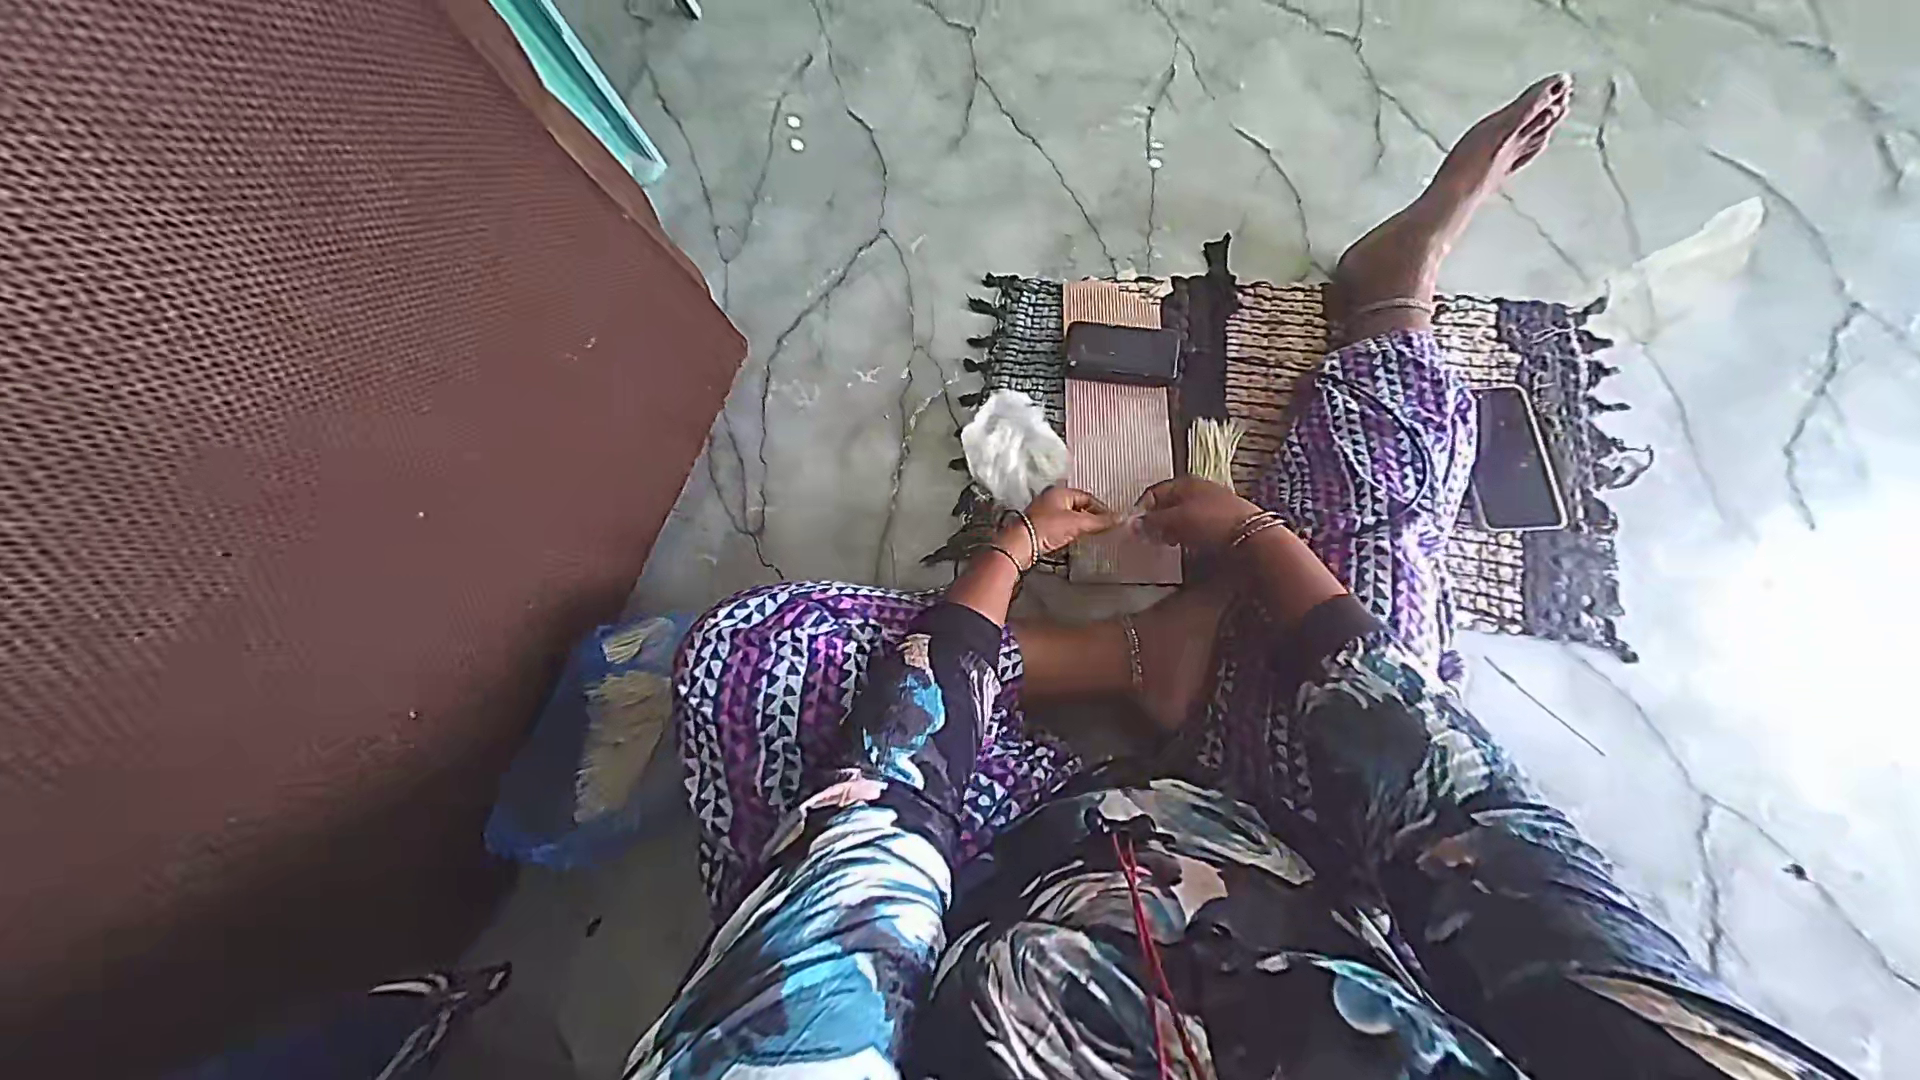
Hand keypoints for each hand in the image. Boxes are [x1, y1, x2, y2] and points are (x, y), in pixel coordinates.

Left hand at [1004, 485, 1115, 562]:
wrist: (1021, 545)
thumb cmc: (1045, 528)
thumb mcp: (1077, 523)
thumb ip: (1099, 521)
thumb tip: (1118, 519)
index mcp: (1060, 492)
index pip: (1088, 497)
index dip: (1101, 509)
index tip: (1111, 520)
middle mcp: (1051, 499)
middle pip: (1078, 507)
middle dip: (1090, 518)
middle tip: (1101, 528)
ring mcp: (1044, 513)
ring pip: (1069, 517)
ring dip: (1079, 526)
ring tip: (1087, 535)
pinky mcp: (1039, 527)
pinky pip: (1059, 527)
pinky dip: (1068, 532)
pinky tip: (1072, 540)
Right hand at [1137, 476, 1262, 552]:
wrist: (1251, 536)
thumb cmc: (1209, 522)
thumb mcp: (1174, 521)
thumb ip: (1150, 522)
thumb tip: (1132, 525)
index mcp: (1185, 482)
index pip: (1153, 492)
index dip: (1141, 510)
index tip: (1136, 528)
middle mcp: (1199, 488)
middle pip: (1168, 503)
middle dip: (1156, 521)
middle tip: (1151, 536)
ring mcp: (1213, 503)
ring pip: (1182, 515)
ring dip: (1171, 529)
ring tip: (1169, 542)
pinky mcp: (1223, 519)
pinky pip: (1196, 524)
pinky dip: (1187, 533)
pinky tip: (1188, 544)